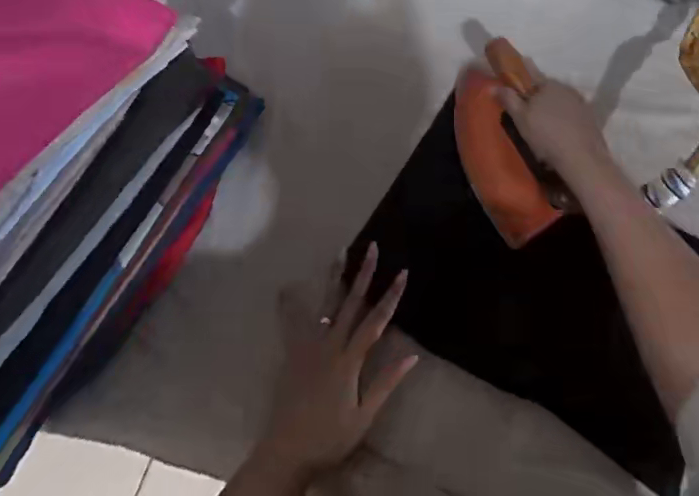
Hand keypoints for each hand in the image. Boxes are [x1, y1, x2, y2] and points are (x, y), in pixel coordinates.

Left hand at [235, 244, 416, 491]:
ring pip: (325, 304)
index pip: (376, 321)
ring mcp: (309, 346)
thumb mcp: (364, 416)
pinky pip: (291, 323)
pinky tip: (285, 287)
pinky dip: (289, 304)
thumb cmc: (330, 437)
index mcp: (349, 360)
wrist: (287, 450)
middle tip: (372, 248)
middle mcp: (330, 345)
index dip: (391, 296)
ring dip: (334, 276)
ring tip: (340, 251)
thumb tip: (412, 356)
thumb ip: (386, 383)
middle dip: (364, 274)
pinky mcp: (293, 352)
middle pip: (351, 303)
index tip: (403, 273)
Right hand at [494, 77, 614, 182]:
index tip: (517, 77)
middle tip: (529, 110)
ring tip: (545, 123)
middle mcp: (566, 88)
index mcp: (548, 84)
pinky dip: (565, 118)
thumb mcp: (521, 118)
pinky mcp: (590, 117)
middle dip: (538, 95)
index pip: (531, 72)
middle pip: (547, 87)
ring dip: (553, 107)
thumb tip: (493, 86)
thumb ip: (508, 99)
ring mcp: (581, 102)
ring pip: (561, 100)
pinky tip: (561, 131)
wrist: (581, 157)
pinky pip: (572, 113)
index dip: (522, 75)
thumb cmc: (546, 135)